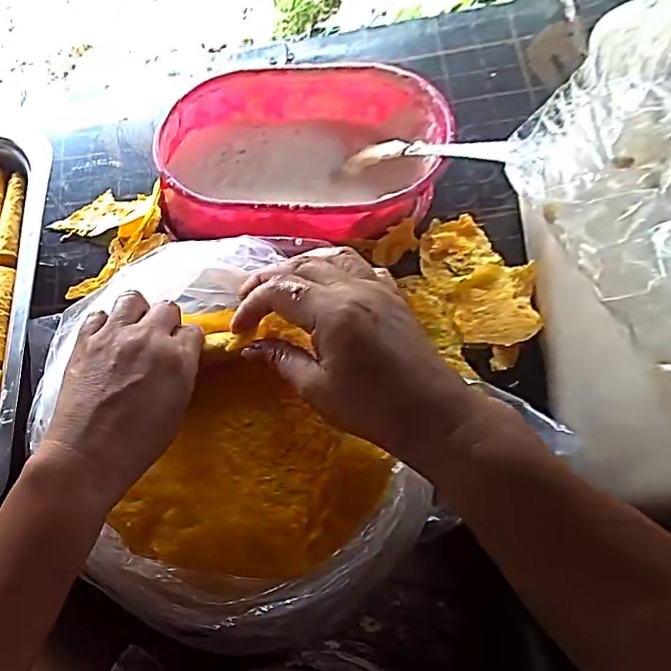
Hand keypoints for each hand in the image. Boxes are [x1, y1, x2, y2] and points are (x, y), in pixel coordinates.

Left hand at [37, 291, 202, 507]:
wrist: (85, 454)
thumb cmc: (135, 445)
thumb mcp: (175, 410)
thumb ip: (179, 376)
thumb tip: (176, 362)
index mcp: (177, 358)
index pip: (192, 331)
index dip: (185, 343)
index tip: (178, 354)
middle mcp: (147, 338)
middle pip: (166, 308)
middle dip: (164, 323)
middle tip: (154, 343)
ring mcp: (113, 336)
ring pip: (132, 299)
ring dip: (135, 312)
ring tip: (130, 331)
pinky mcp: (84, 342)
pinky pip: (98, 315)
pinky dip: (103, 323)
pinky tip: (103, 340)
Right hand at [231, 247, 494, 467]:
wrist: (432, 413)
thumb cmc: (369, 407)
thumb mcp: (314, 387)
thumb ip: (281, 358)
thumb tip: (252, 347)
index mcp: (334, 312)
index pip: (279, 290)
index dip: (250, 306)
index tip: (239, 331)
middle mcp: (356, 289)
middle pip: (301, 265)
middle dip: (266, 281)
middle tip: (245, 303)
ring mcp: (377, 288)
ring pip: (329, 257)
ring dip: (296, 267)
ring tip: (276, 287)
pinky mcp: (391, 295)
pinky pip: (356, 266)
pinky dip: (329, 268)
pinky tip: (320, 286)